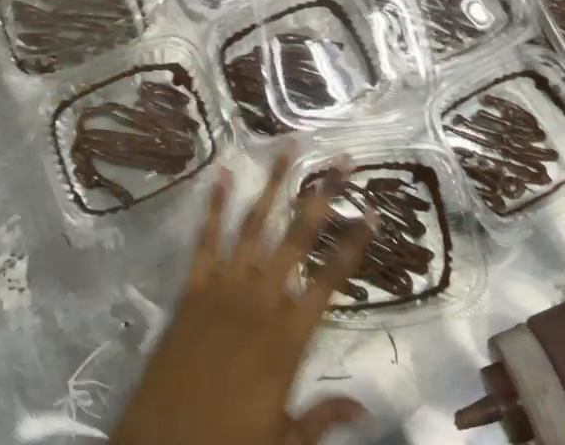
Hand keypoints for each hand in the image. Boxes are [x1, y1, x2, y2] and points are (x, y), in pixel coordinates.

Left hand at [109, 150, 374, 444]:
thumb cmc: (227, 442)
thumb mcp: (285, 440)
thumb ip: (323, 418)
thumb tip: (368, 410)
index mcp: (288, 338)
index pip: (330, 280)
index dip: (353, 245)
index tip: (373, 212)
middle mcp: (260, 302)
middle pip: (297, 239)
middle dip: (321, 197)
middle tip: (342, 162)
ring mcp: (222, 290)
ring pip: (253, 227)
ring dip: (272, 185)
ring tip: (288, 149)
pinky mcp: (190, 290)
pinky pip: (204, 241)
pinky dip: (213, 207)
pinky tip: (221, 175)